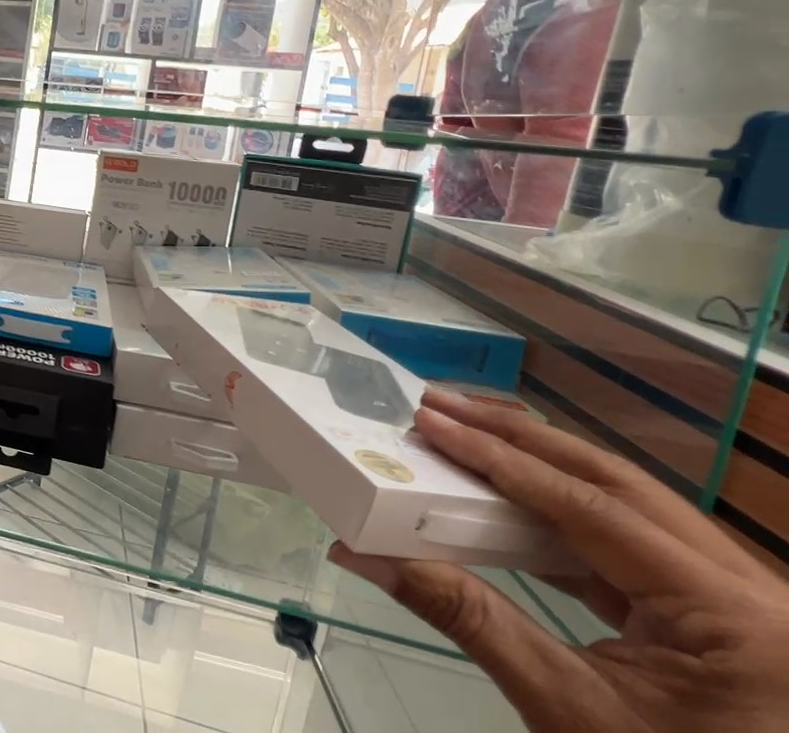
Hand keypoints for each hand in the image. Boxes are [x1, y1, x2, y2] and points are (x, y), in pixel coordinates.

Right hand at [330, 390, 788, 731]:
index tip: (431, 421)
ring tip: (466, 433)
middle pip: (620, 487)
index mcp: (736, 614)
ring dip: (538, 469)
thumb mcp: (561, 704)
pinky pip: (629, 549)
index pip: (595, 508)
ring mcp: (738, 604)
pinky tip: (504, 498)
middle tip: (443, 404)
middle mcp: (753, 592)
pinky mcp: (712, 619)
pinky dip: (558, 518)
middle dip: (523, 440)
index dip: (501, 460)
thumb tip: (359, 553)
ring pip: (627, 509)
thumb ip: (465, 616)